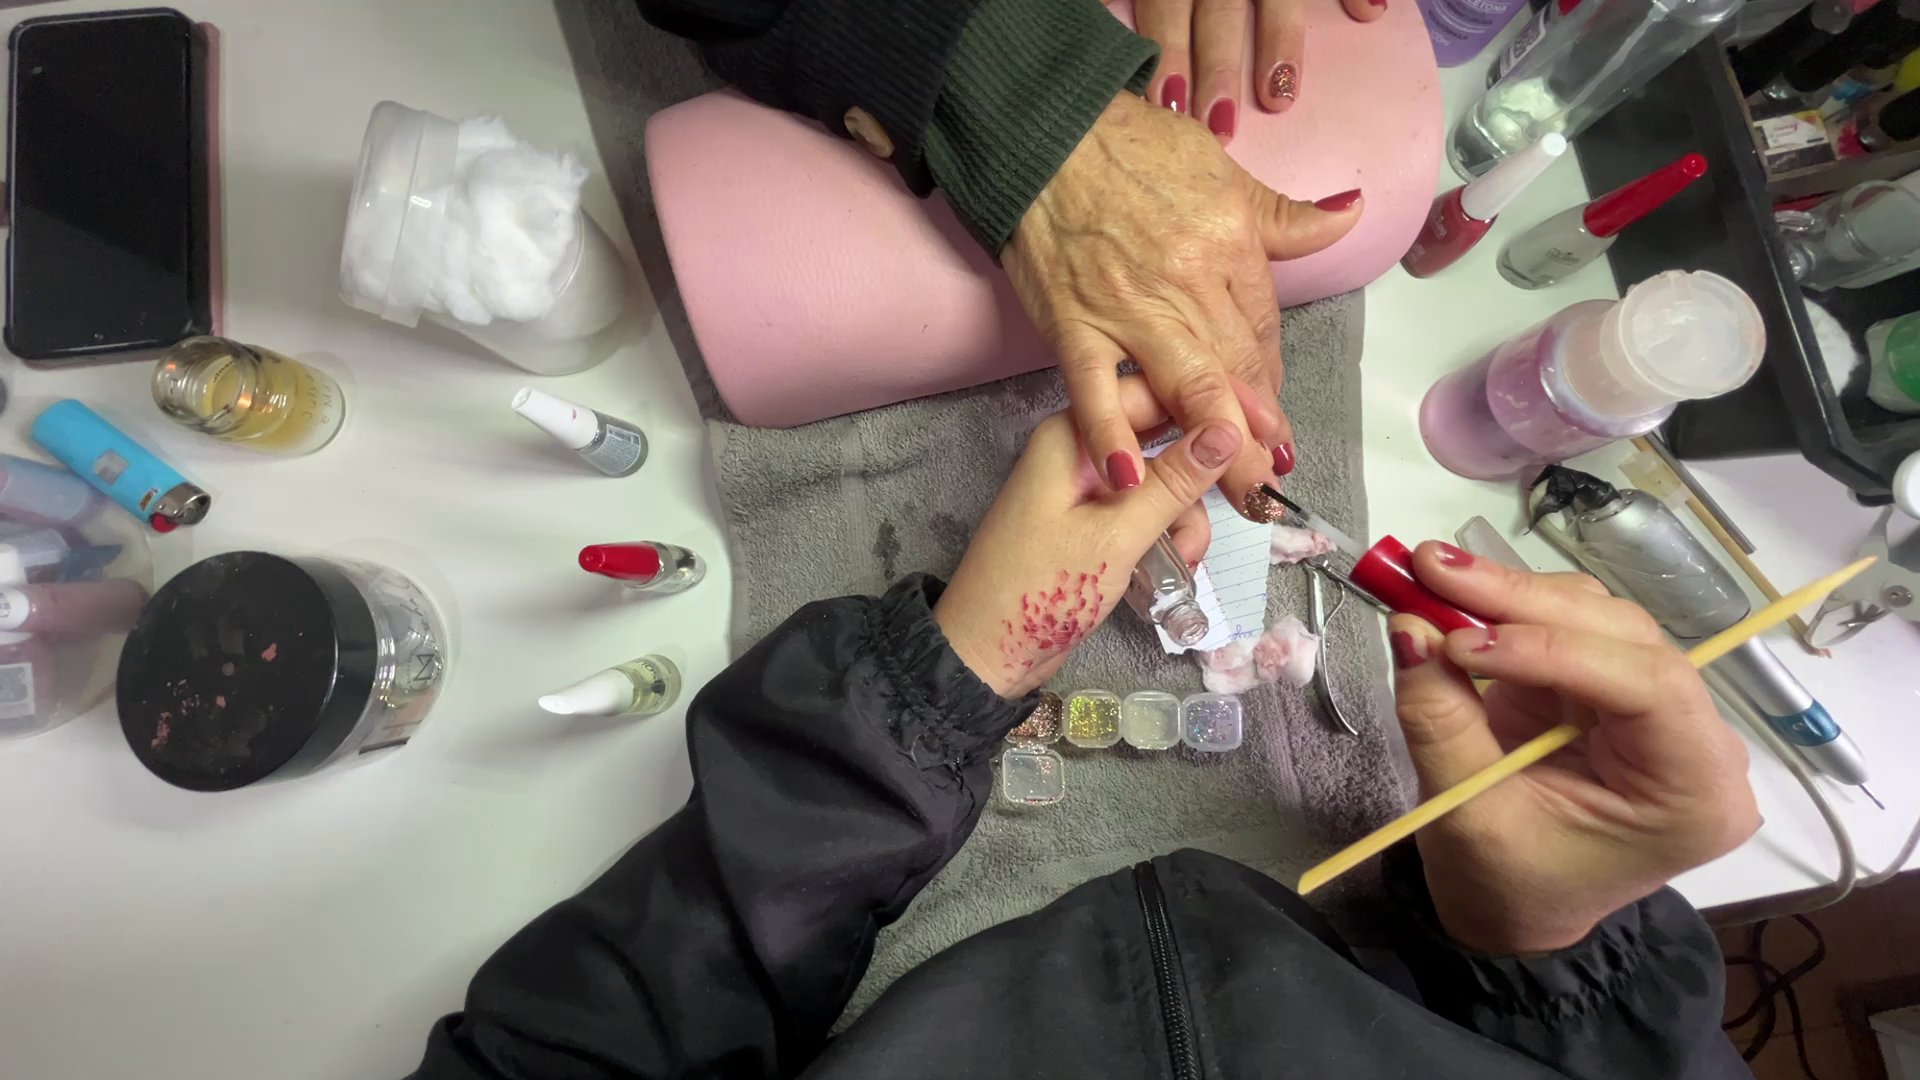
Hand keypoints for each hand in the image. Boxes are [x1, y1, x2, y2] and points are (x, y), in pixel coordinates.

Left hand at [935, 376, 1250, 696]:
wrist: (985, 650)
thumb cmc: (1042, 588)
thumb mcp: (1115, 535)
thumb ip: (1174, 482)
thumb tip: (1229, 429)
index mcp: (1075, 434)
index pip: (1157, 394)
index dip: (1215, 411)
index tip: (1266, 440)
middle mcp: (1081, 450)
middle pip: (1163, 441)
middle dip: (1203, 478)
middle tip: (1253, 504)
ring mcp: (1086, 489)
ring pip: (1159, 484)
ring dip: (1183, 520)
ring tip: (1185, 563)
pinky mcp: (1090, 522)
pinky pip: (1142, 514)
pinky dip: (1163, 537)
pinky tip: (1174, 569)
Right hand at [1003, 92, 1361, 520]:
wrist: (1046, 137)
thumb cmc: (1130, 150)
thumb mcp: (1221, 170)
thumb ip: (1282, 213)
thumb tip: (1346, 214)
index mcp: (1229, 248)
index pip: (1260, 335)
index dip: (1269, 390)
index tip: (1273, 432)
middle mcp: (1188, 287)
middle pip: (1234, 375)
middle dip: (1255, 438)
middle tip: (1268, 491)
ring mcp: (1128, 312)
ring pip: (1182, 389)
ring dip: (1210, 449)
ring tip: (1230, 499)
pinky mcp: (1074, 327)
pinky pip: (1097, 390)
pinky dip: (1110, 435)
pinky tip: (1127, 478)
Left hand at [1128, 0, 1387, 133]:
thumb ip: (1157, 2)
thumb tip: (1126, 50)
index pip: (1165, 4)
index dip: (1166, 53)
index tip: (1167, 106)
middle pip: (1219, 3)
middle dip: (1216, 65)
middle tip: (1219, 124)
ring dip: (1278, 40)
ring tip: (1279, 98)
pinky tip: (1369, 13)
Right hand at [1388, 543, 1759, 955]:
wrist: (1510, 906)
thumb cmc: (1502, 882)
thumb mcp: (1465, 812)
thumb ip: (1438, 720)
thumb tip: (1407, 628)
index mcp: (1688, 790)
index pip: (1646, 688)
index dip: (1552, 651)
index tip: (1459, 643)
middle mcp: (1685, 736)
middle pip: (1621, 635)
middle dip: (1519, 598)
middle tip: (1430, 567)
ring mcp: (1640, 706)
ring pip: (1591, 616)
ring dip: (1507, 590)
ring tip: (1430, 574)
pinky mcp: (1592, 688)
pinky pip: (1555, 626)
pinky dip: (1498, 605)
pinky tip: (1452, 595)